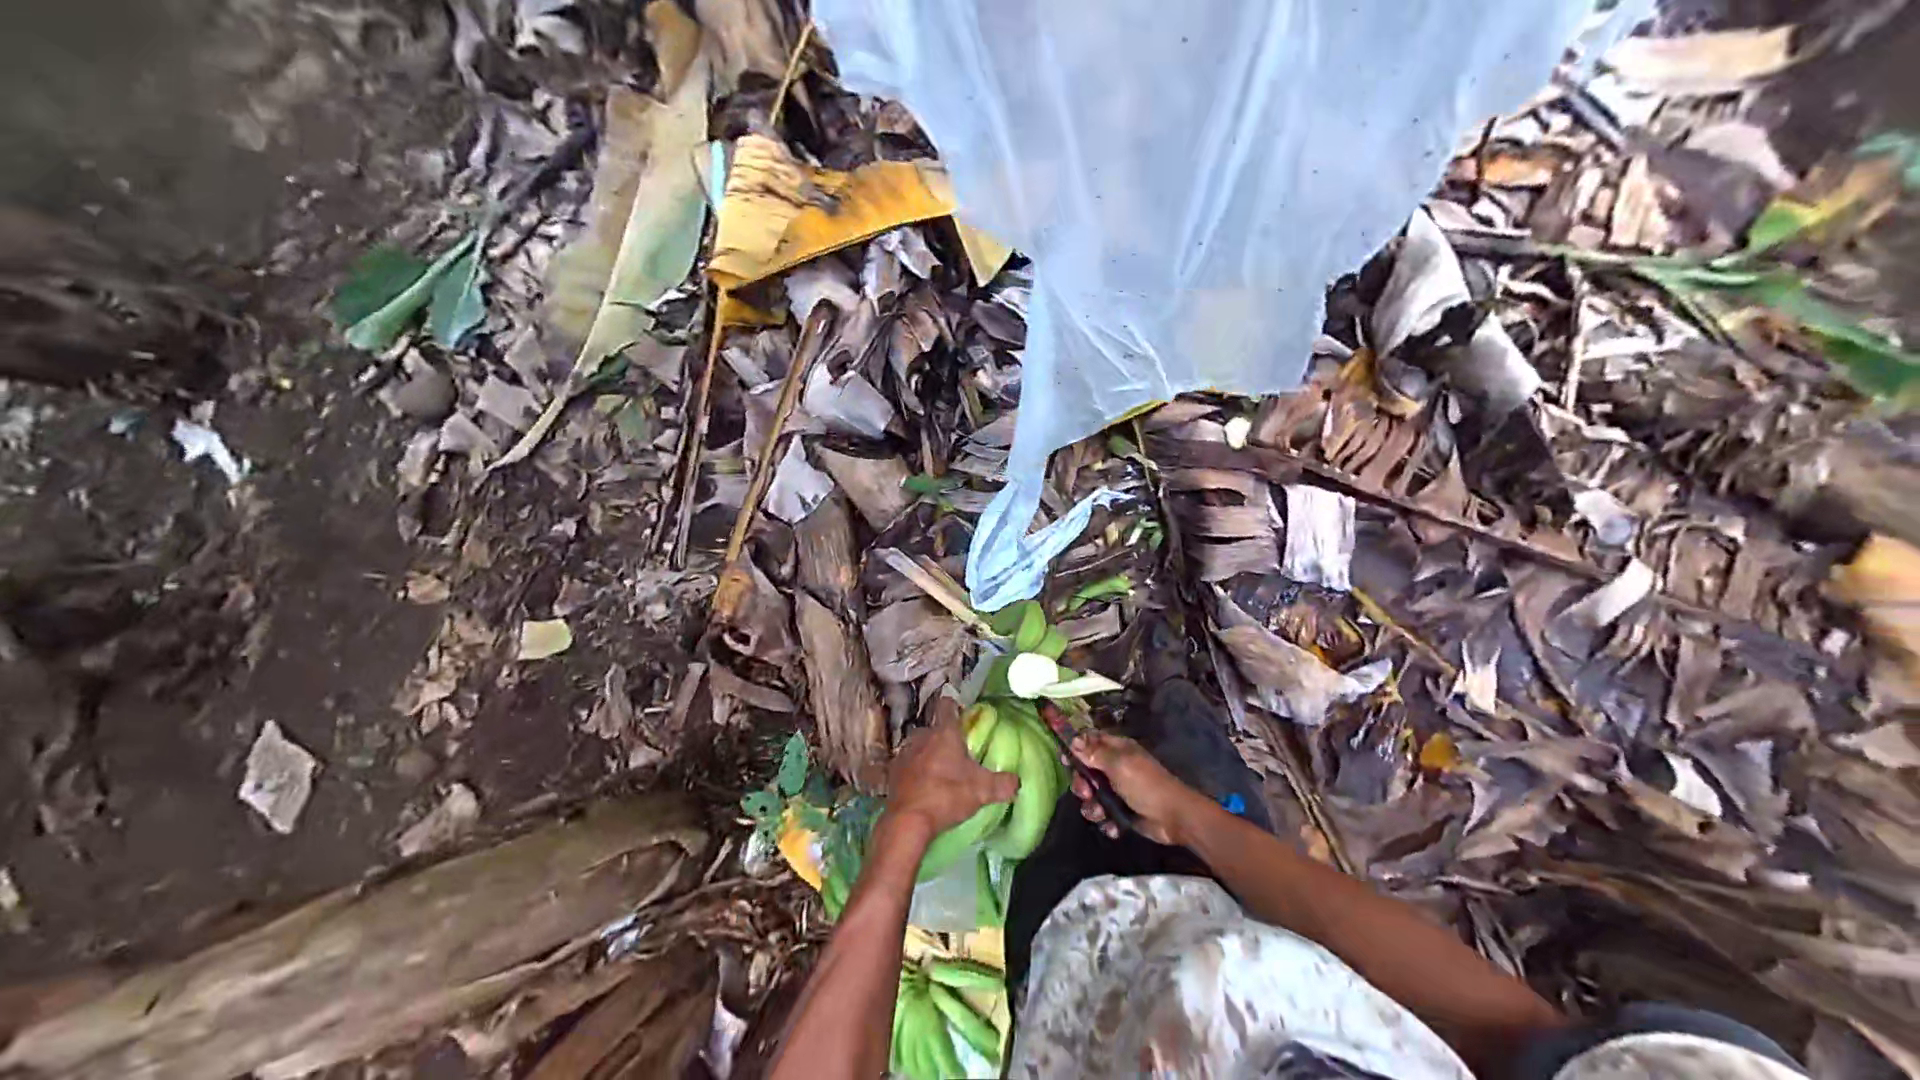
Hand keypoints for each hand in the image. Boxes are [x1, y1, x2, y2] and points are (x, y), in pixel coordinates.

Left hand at [885, 698, 1020, 838]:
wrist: (908, 821)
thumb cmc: (947, 796)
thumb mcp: (982, 791)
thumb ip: (1002, 784)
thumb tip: (1016, 782)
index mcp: (944, 733)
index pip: (947, 706)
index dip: (954, 707)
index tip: (962, 716)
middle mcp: (922, 737)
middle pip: (933, 729)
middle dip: (943, 738)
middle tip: (957, 753)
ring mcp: (904, 754)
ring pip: (919, 746)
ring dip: (927, 754)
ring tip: (940, 771)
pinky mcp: (892, 773)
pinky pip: (907, 765)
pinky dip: (915, 771)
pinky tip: (923, 786)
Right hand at [1069, 732, 1209, 845]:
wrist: (1173, 818)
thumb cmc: (1146, 785)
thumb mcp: (1119, 765)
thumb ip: (1094, 753)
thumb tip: (1073, 739)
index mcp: (1117, 750)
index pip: (1089, 741)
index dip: (1075, 749)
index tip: (1064, 760)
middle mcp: (1115, 767)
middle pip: (1085, 771)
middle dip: (1082, 784)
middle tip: (1086, 793)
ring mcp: (1117, 790)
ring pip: (1091, 796)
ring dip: (1092, 807)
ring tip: (1101, 813)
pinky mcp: (1120, 811)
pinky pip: (1102, 814)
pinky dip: (1105, 821)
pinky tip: (1113, 825)